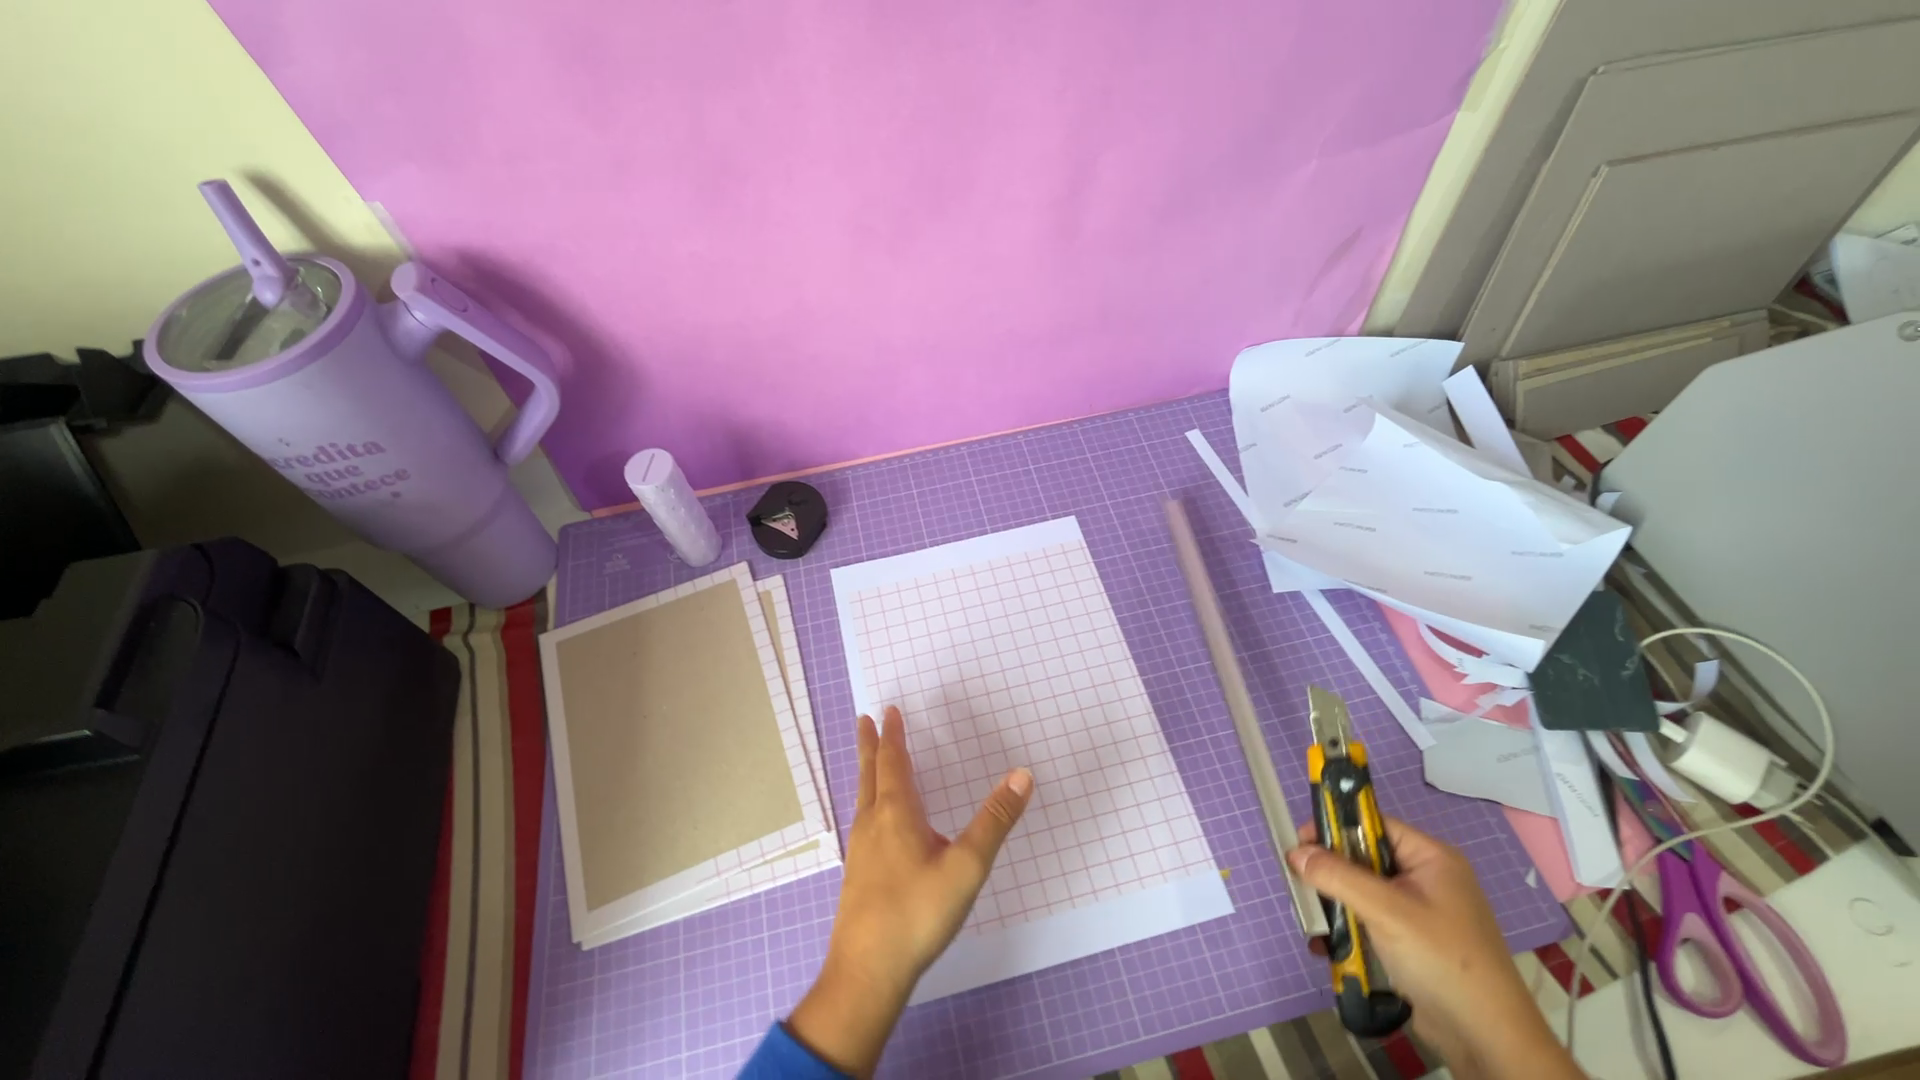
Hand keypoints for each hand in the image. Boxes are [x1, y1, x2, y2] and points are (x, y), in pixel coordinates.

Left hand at [787, 706, 1033, 1076]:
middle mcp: (872, 825)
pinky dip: (868, 803)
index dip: (892, 736)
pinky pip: (862, 823)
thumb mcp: (967, 867)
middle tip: (863, 719)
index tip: (887, 711)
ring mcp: (860, 851)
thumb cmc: (918, 913)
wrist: (867, 971)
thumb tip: (1022, 774)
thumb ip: (995, 821)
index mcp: (895, 814)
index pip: (892, 762)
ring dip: (866, 773)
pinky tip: (876, 825)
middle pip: (869, 774)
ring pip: (862, 799)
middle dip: (870, 746)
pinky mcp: (857, 876)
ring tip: (869, 762)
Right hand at [1290, 819, 1583, 1079]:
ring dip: (1335, 907)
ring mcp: (1420, 913)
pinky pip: (1370, 922)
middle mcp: (1426, 879)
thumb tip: (1295, 852)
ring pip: (1362, 894)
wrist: (1486, 1037)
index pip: (1373, 825)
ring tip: (1315, 925)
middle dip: (1330, 874)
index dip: (1335, 828)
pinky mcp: (1412, 943)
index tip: (1299, 844)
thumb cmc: (1442, 959)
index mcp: (1431, 858)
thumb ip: (1338, 876)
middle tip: (1301, 887)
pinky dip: (1348, 931)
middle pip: (1364, 860)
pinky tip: (1329, 949)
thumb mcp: (1386, 911)